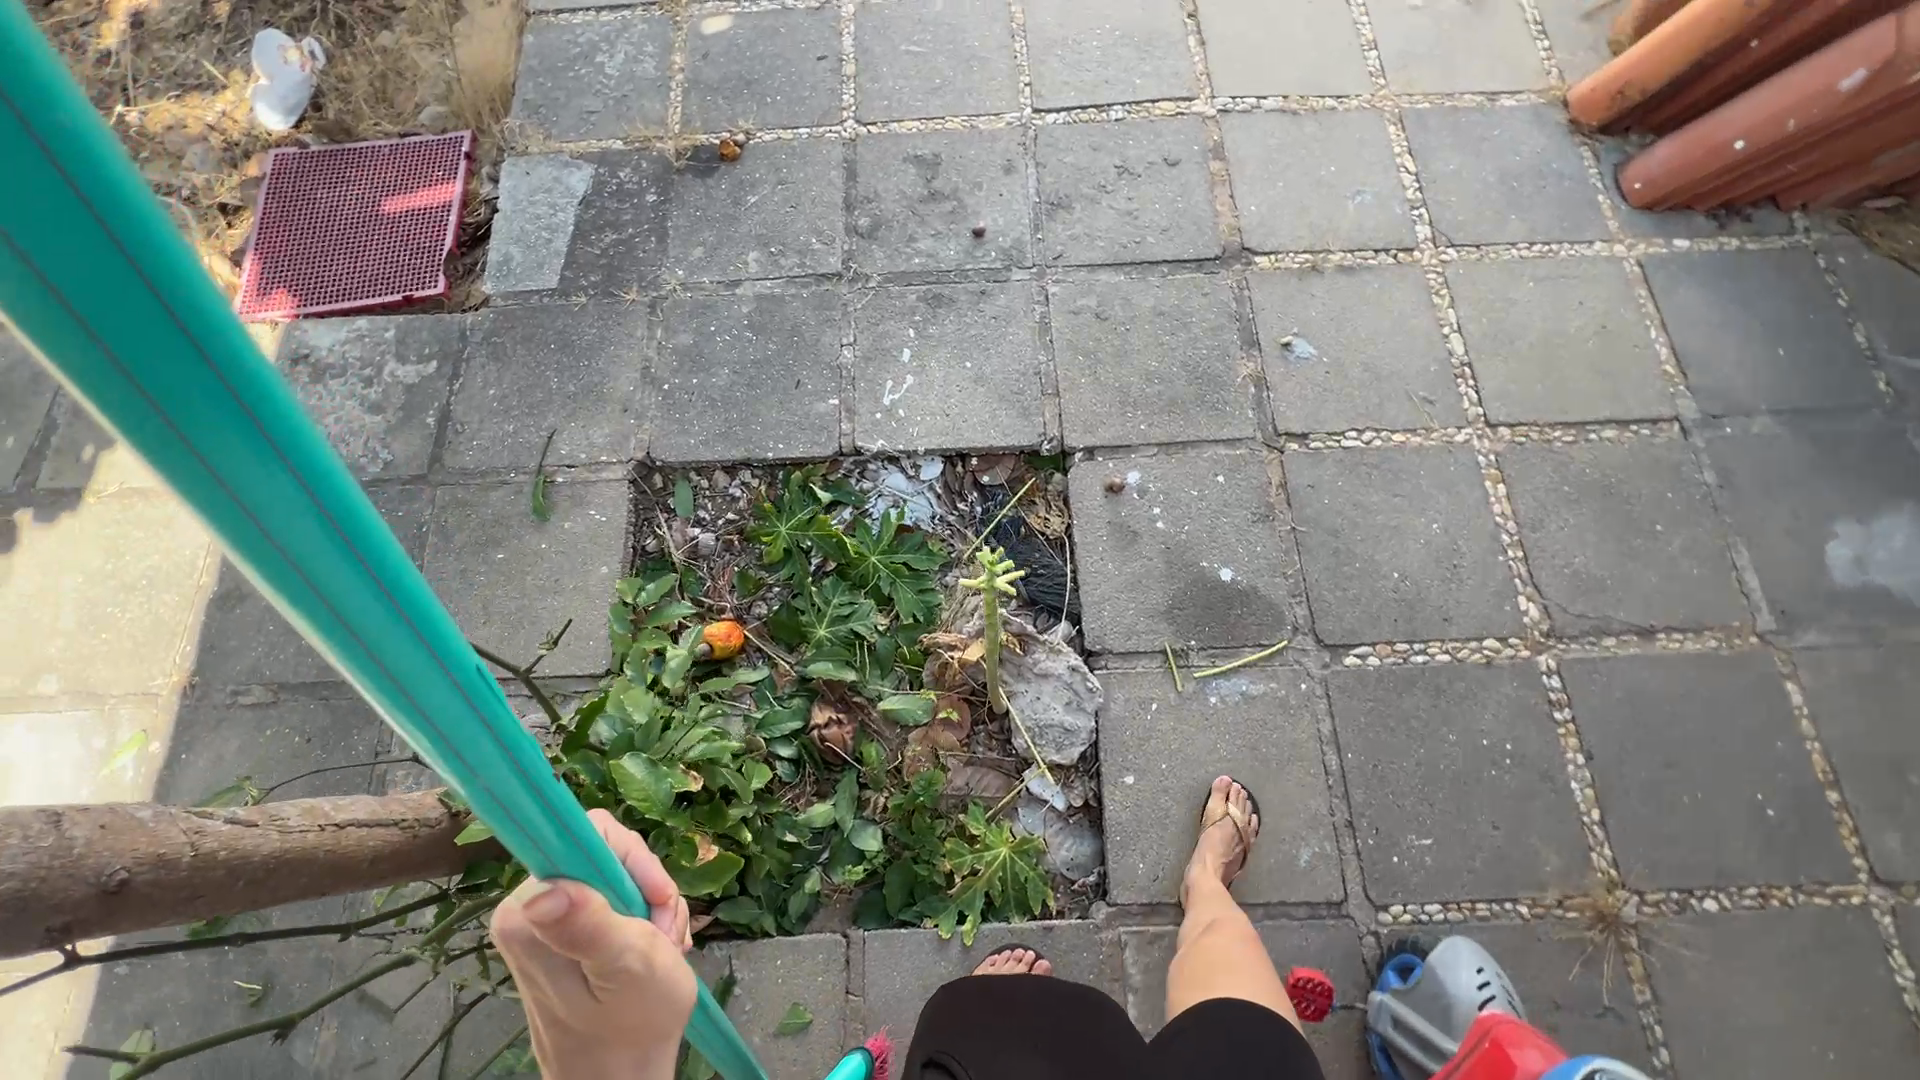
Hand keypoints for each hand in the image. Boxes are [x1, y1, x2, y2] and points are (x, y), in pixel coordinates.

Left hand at [491, 808, 697, 1079]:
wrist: (625, 1076)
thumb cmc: (633, 1024)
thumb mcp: (625, 966)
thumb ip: (589, 923)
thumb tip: (544, 893)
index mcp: (528, 912)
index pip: (589, 836)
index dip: (633, 860)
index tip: (656, 898)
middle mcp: (527, 909)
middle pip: (606, 853)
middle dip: (647, 886)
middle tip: (663, 931)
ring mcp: (546, 921)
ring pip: (617, 875)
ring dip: (652, 905)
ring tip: (663, 946)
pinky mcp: (564, 933)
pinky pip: (615, 896)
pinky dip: (646, 917)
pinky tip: (655, 949)